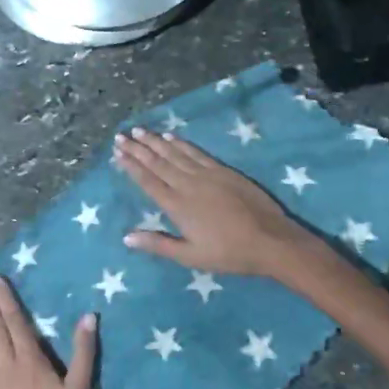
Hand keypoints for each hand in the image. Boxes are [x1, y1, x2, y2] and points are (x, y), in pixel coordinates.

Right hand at [113, 128, 314, 279]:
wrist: (270, 240)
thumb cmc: (228, 253)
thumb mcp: (190, 256)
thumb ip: (158, 245)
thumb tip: (127, 238)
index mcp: (177, 206)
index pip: (148, 181)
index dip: (131, 166)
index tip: (118, 154)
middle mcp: (187, 185)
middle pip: (157, 163)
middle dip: (137, 149)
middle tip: (121, 136)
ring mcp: (206, 175)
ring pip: (175, 154)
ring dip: (155, 142)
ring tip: (140, 131)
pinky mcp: (223, 171)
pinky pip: (197, 153)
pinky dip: (182, 144)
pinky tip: (171, 137)